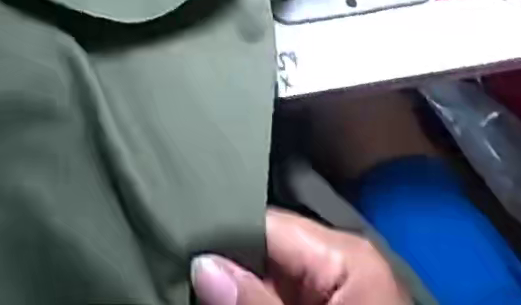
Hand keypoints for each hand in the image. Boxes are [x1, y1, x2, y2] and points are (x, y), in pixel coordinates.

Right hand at [191, 210, 408, 304]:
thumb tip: (203, 263)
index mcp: (344, 254)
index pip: (268, 225)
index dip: (222, 239)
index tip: (176, 250)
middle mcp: (340, 263)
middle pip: (267, 253)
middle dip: (225, 271)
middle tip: (177, 280)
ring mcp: (337, 292)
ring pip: (270, 281)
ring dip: (236, 293)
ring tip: (187, 291)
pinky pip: (283, 301)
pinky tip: (222, 304)